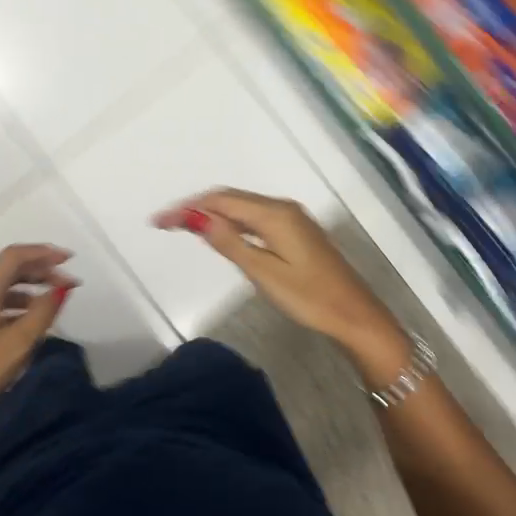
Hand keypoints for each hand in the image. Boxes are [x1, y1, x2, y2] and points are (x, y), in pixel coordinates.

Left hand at [0, 244, 77, 433]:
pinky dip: (14, 306)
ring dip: (28, 290)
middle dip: (39, 271)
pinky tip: (26, 324)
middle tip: (66, 285)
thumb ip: (42, 313)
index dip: (43, 253)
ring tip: (50, 305)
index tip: (69, 260)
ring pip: (0, 289)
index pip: (14, 256)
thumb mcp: (17, 345)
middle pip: (7, 270)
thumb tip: (61, 288)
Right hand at [155, 189, 408, 368]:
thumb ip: (231, 243)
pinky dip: (232, 222)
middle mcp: (282, 208)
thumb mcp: (265, 274)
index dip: (188, 208)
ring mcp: (292, 219)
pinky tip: (221, 234)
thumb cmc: (311, 298)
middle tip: (165, 222)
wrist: (356, 316)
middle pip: (231, 199)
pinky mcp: (296, 233)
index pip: (221, 201)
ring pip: (243, 207)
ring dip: (213, 213)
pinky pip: (255, 218)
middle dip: (196, 207)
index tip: (159, 221)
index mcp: (274, 215)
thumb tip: (198, 217)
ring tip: (184, 226)